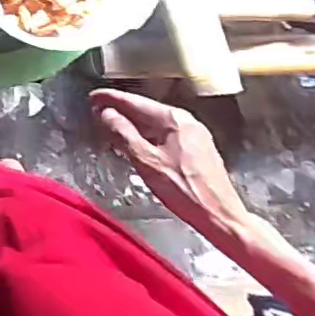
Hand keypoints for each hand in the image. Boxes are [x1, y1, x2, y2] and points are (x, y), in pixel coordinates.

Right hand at [90, 88, 259, 245]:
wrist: (222, 218)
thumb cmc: (184, 190)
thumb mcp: (145, 161)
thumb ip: (122, 133)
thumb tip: (106, 113)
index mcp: (173, 119)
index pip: (134, 102)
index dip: (109, 99)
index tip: (92, 97)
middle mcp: (186, 121)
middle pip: (145, 110)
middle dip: (120, 111)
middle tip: (97, 113)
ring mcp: (195, 134)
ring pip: (155, 123)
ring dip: (133, 125)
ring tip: (112, 128)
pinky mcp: (198, 148)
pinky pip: (165, 134)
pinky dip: (147, 135)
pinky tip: (137, 144)